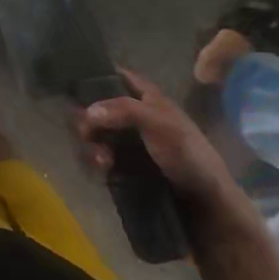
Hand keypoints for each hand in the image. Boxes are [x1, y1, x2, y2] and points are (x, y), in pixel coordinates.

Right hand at [80, 67, 241, 206]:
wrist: (204, 204)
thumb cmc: (188, 155)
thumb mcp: (161, 124)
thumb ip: (125, 110)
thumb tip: (87, 111)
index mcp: (146, 98)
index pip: (115, 75)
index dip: (95, 75)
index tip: (74, 84)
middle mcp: (131, 115)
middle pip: (94, 106)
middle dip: (86, 120)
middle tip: (87, 134)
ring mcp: (125, 142)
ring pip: (91, 134)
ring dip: (90, 146)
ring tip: (102, 161)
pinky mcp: (120, 166)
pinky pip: (95, 157)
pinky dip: (93, 162)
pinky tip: (102, 170)